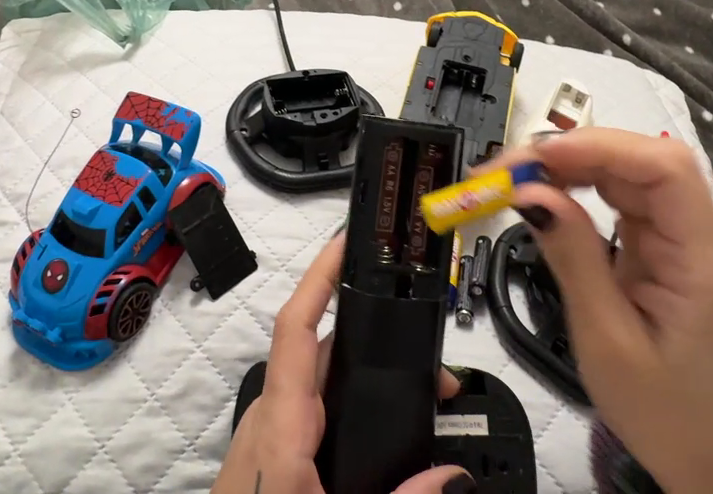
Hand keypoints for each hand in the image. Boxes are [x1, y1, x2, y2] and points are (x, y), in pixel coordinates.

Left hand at [212, 236, 469, 493]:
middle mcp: (265, 425)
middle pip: (319, 355)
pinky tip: (375, 429)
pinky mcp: (265, 463)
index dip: (319, 277)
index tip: (344, 243)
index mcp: (280, 432)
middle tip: (433, 365)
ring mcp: (261, 443)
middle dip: (374, 343)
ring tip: (417, 398)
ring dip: (363, 379)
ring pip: (315, 387)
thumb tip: (451, 476)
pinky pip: (307, 414)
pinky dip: (345, 406)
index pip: (295, 330)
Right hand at [495, 128, 712, 493]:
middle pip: (641, 161)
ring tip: (512, 180)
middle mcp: (703, 234)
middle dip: (571, 154)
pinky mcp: (664, 239)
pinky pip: (620, 193)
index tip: (537, 157)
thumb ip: (572, 256)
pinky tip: (543, 191)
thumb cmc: (657, 408)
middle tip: (503, 171)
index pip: (667, 169)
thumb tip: (529, 192)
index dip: (601, 147)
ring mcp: (684, 234)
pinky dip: (577, 184)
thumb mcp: (604, 338)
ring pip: (626, 170)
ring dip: (568, 166)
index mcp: (704, 260)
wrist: (696, 449)